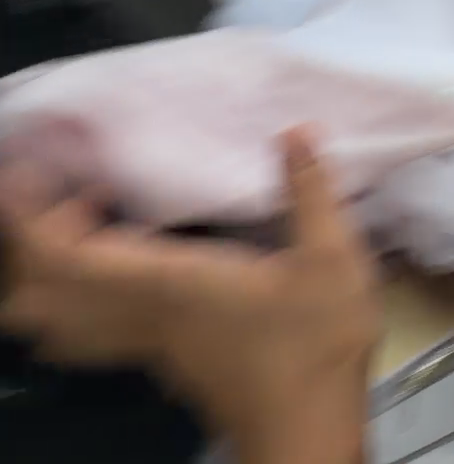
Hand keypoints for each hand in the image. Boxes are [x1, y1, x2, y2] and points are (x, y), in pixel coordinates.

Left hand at [1, 128, 376, 463]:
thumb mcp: (332, 253)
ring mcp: (143, 340)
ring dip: (46, 272)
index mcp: (168, 284)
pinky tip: (125, 272)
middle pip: (36, 290)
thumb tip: (294, 131)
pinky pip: (83, 327)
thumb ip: (310, 192)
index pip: (64, 254)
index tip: (29, 169)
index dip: (31, 213)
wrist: (306, 413)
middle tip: (76, 189)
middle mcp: (137, 313)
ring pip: (49, 317)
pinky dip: (75, 296)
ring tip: (93, 225)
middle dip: (32, 239)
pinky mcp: (159, 353)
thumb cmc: (317, 332)